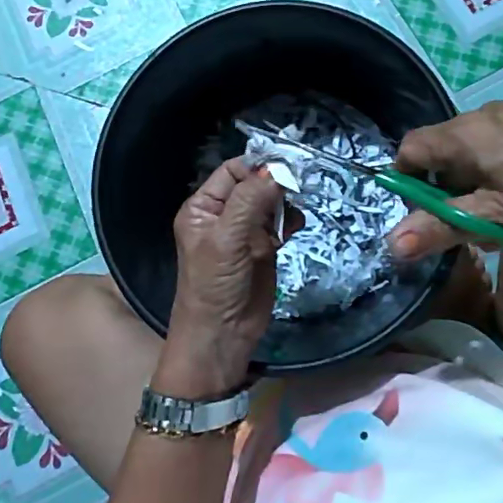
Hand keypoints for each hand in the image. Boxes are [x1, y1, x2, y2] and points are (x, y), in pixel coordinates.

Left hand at [158, 159, 284, 397]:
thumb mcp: (226, 239)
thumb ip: (250, 201)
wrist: (223, 336)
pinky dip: (290, 221)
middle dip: (277, 183)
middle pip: (256, 183)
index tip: (287, 166)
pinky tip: (293, 230)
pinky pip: (281, 222)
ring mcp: (245, 230)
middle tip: (298, 187)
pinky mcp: (264, 246)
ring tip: (292, 217)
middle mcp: (224, 214)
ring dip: (286, 203)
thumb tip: (277, 170)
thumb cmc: (214, 286)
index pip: (233, 170)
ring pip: (272, 201)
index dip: (258, 167)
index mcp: (204, 207)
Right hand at [388, 102, 502, 260]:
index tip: (426, 219)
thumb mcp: (498, 218)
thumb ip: (443, 228)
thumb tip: (391, 244)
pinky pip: (497, 152)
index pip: (410, 149)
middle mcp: (481, 116)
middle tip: (472, 230)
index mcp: (464, 133)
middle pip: (441, 154)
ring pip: (471, 157)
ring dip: (475, 193)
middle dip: (447, 195)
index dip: (407, 185)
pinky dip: (498, 181)